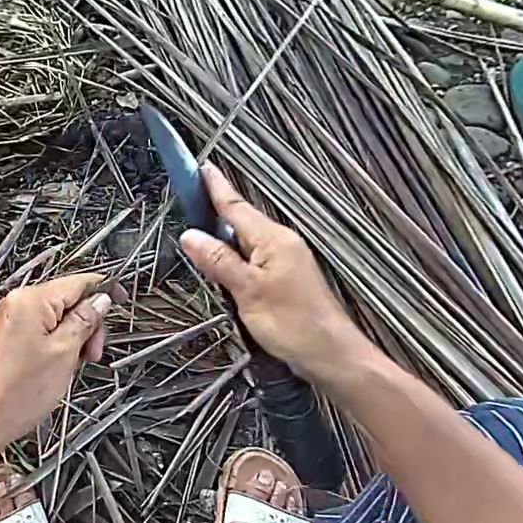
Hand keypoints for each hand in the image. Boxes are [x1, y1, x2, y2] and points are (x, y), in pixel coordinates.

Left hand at [0, 274, 114, 451]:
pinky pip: (42, 328)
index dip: (103, 290)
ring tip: (73, 362)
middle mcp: (17, 303)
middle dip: (87, 322)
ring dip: (74, 334)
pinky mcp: (9, 335)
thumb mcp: (65, 352)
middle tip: (92, 351)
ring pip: (57, 315)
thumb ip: (86, 320)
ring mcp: (11, 319)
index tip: (119, 299)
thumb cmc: (14, 393)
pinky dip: (57, 342)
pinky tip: (58, 364)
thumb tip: (100, 300)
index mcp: (31, 300)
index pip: (78, 281)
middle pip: (68, 298)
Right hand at [178, 165, 374, 384]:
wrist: (331, 355)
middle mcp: (282, 244)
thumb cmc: (296, 325)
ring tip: (200, 235)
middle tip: (190, 200)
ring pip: (246, 241)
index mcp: (274, 240)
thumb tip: (190, 235)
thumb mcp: (248, 291)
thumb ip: (218, 261)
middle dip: (216, 210)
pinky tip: (224, 267)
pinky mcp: (285, 279)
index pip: (236, 207)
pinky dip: (235, 257)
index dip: (216, 187)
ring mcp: (285, 261)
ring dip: (224, 236)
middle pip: (240, 221)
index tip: (201, 167)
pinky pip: (254, 258)